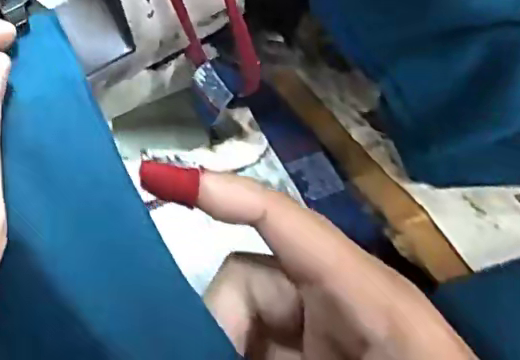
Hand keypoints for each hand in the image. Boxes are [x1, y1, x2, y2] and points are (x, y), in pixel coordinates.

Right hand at [150, 166, 475, 359]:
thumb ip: (265, 343)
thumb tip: (200, 328)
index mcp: (367, 292)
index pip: (277, 215)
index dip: (214, 189)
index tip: (151, 177)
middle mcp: (344, 298)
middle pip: (248, 278)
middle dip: (221, 322)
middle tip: (203, 351)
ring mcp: (334, 331)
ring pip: (248, 314)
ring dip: (230, 340)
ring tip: (224, 355)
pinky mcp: (321, 354)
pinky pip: (263, 341)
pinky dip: (243, 348)